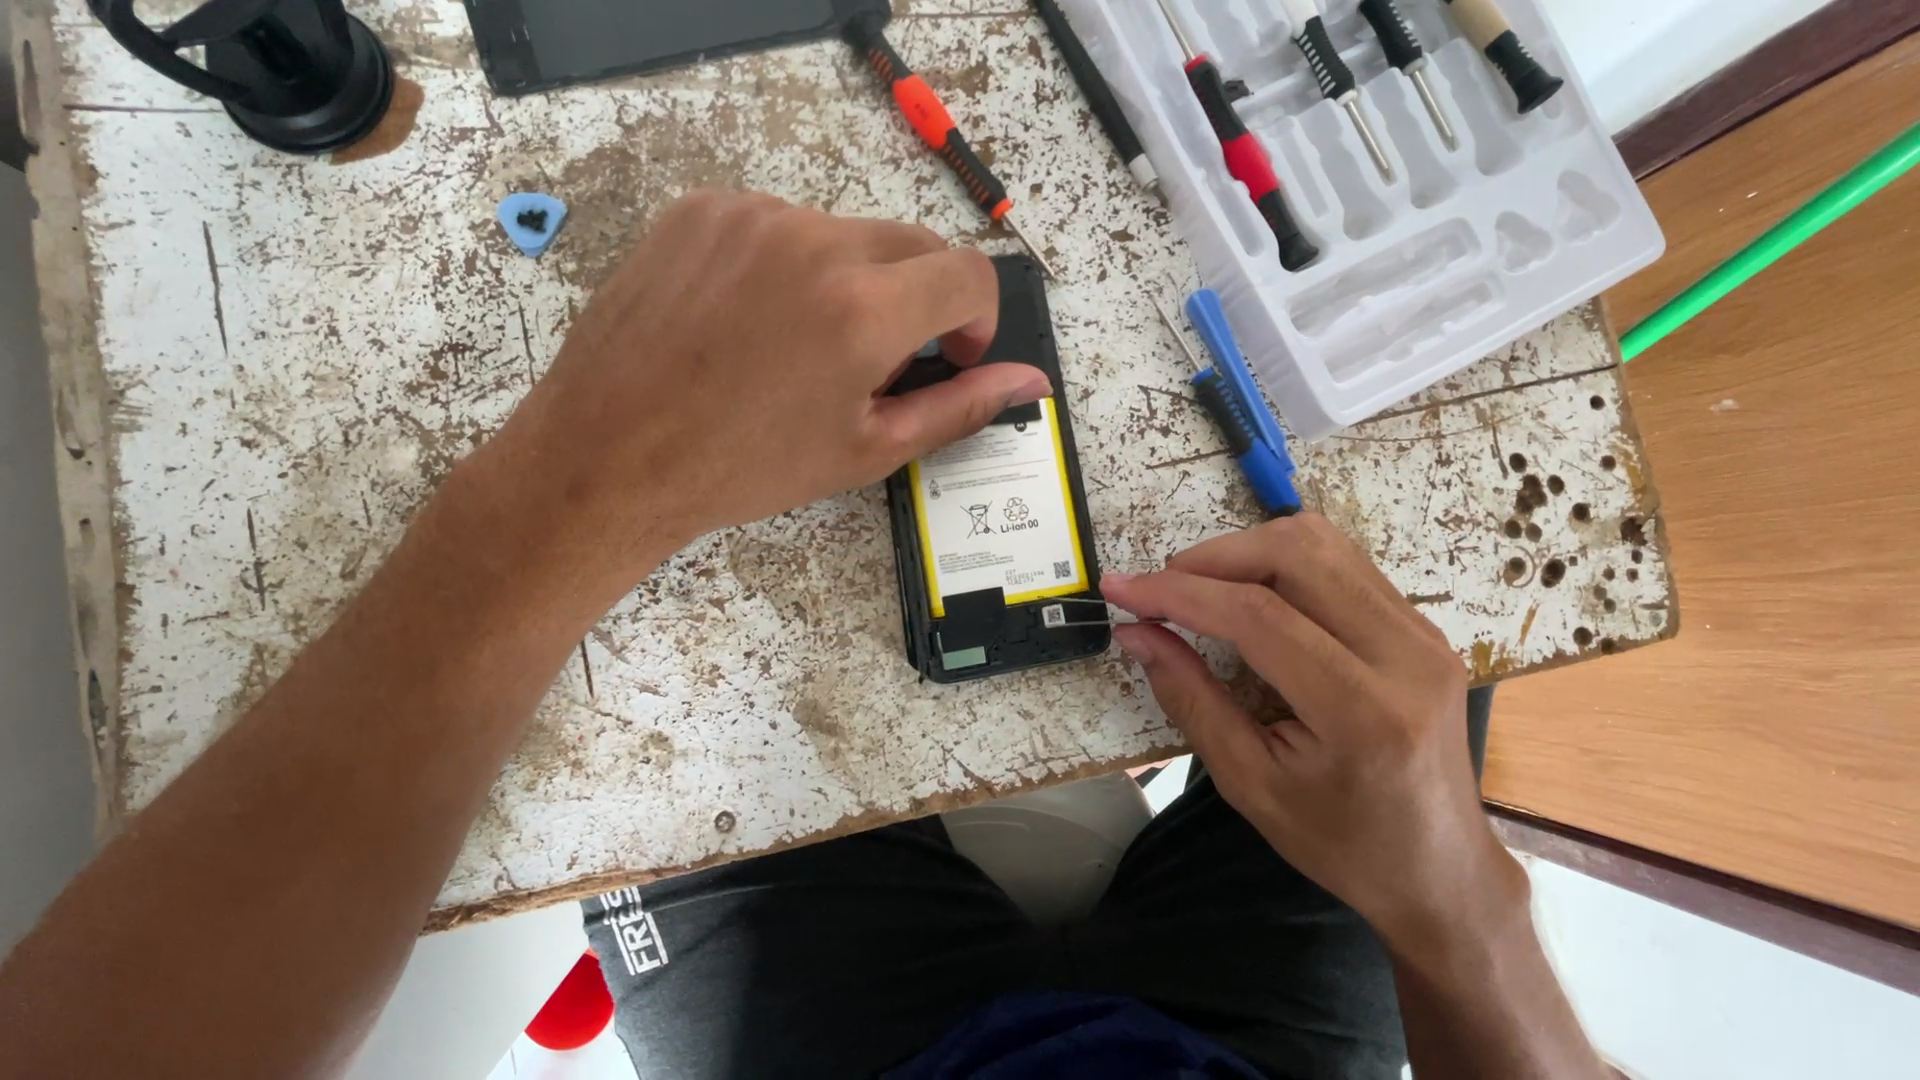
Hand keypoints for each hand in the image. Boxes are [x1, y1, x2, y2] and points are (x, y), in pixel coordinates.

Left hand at [484, 191, 1051, 579]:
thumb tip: (1032, 381)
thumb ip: (959, 407)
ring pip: (845, 233)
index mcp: (861, 309)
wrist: (610, 456)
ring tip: (802, 346)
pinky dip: (790, 263)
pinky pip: (779, 223)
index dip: (975, 318)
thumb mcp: (866, 449)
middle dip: (918, 299)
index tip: (947, 355)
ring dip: (852, 281)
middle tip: (878, 360)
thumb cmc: (745, 469)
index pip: (968, 273)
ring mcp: (749, 215)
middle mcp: (812, 240)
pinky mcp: (700, 209)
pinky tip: (753, 319)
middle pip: (913, 244)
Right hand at [1101, 516, 1526, 957]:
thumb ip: (1190, 698)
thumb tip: (1136, 633)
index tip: (1120, 588)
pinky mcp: (1422, 626)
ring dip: (1245, 551)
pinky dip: (1280, 561)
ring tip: (1198, 587)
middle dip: (1210, 558)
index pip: (1258, 616)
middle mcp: (1406, 654)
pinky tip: (1249, 592)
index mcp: (1363, 711)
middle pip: (1295, 555)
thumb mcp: (1248, 783)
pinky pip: (1342, 561)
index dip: (1178, 593)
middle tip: (1160, 590)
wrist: (1439, 869)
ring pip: (1321, 543)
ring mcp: (1423, 633)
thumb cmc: (1338, 842)